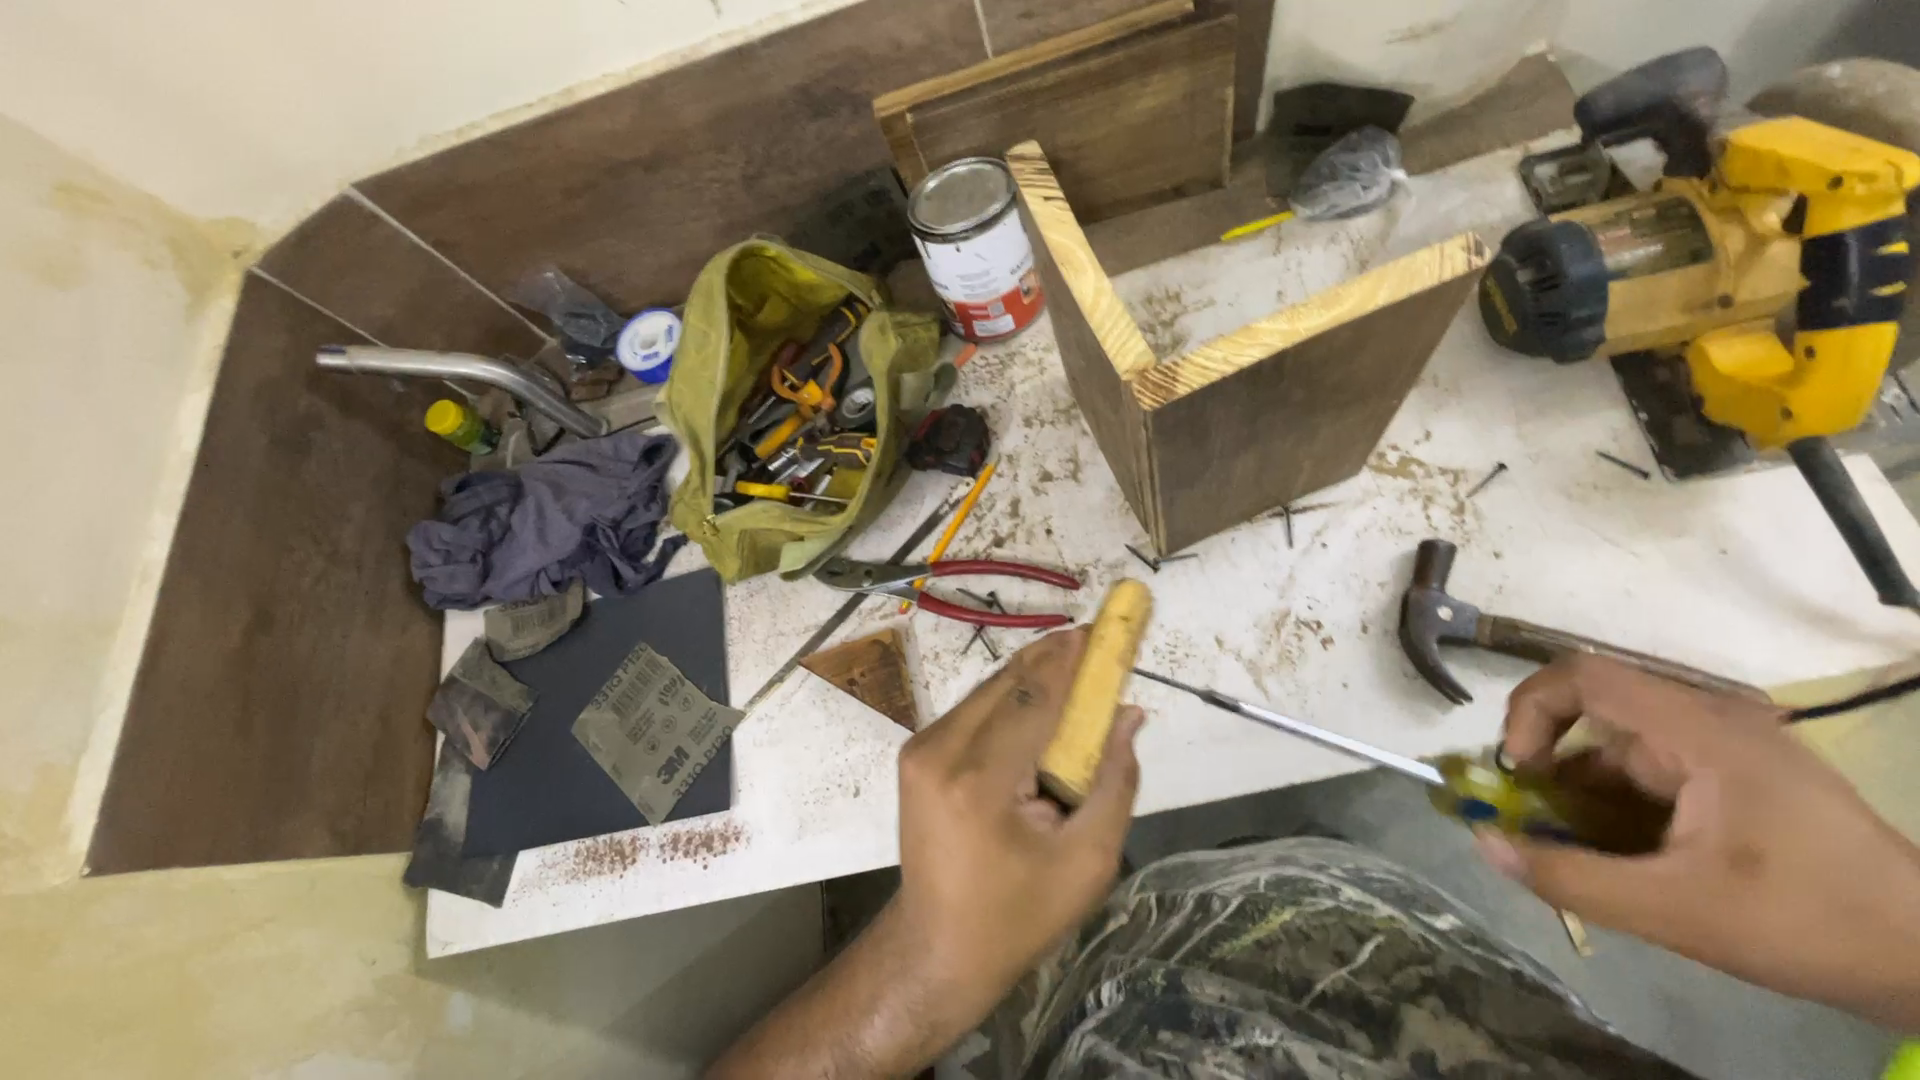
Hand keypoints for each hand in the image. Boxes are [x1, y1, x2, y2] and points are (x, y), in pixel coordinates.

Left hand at [708, 629, 1142, 1078]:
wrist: (937, 946)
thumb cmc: (1019, 915)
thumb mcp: (1088, 861)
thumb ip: (1114, 781)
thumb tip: (1130, 714)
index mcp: (978, 782)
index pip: (1033, 699)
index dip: (1071, 660)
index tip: (1103, 629)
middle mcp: (939, 753)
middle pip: (1007, 684)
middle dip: (1054, 658)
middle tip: (1097, 639)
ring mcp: (919, 751)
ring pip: (987, 692)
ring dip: (1032, 677)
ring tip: (1077, 662)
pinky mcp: (915, 755)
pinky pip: (973, 712)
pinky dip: (1010, 700)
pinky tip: (1042, 699)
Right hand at [1477, 655, 1919, 1027]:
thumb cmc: (1810, 923)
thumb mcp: (1675, 911)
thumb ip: (1569, 876)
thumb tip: (1483, 841)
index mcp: (1700, 733)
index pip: (1583, 676)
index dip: (1530, 711)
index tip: (1521, 771)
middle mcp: (1708, 724)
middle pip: (1593, 716)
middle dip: (1550, 768)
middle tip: (1535, 821)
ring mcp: (1724, 751)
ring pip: (1615, 750)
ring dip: (1581, 795)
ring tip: (1579, 853)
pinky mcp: (1732, 778)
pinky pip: (1647, 774)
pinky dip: (1615, 807)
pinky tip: (1620, 857)